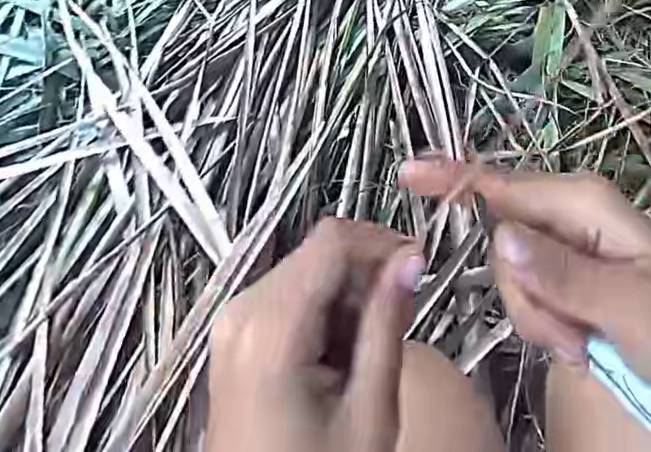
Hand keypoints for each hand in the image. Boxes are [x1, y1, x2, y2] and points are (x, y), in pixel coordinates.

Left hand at [205, 219, 423, 451]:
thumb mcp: (368, 411)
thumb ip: (387, 322)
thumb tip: (409, 259)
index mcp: (268, 327)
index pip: (332, 241)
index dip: (381, 241)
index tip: (417, 262)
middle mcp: (241, 314)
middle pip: (318, 253)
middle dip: (367, 272)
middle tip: (403, 307)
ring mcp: (233, 327)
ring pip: (307, 271)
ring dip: (349, 293)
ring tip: (374, 343)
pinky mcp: (237, 341)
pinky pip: (290, 297)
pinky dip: (325, 312)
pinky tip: (344, 354)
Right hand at [399, 159, 650, 421]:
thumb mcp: (629, 308)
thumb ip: (559, 272)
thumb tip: (498, 233)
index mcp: (583, 202)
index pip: (504, 182)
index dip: (453, 176)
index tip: (407, 172)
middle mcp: (573, 215)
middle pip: (506, 242)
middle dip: (525, 295)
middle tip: (570, 340)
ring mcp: (576, 247)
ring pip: (518, 276)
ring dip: (540, 319)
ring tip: (586, 348)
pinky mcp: (581, 279)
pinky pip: (539, 296)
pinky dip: (550, 327)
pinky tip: (584, 347)